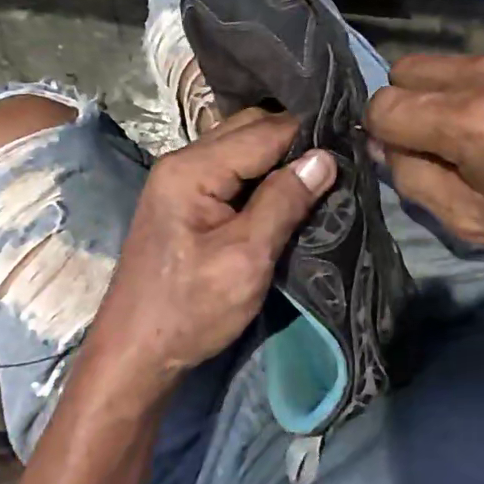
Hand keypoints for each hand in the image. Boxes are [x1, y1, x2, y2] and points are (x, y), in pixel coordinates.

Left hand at [89, 110, 335, 382]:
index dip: (308, 136)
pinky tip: (287, 189)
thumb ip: (284, 202)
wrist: (134, 355)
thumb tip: (325, 158)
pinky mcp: (186, 199)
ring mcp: (180, 179)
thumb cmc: (190, 310)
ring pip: (242, 146)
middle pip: (250, 128)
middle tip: (337, 161)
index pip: (264, 131)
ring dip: (279, 156)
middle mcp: (182, 161)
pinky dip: (261, 173)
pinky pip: (232, 168)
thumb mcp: (246, 259)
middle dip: (294, 140)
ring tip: (319, 174)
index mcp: (192, 169)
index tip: (349, 147)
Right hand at [365, 38, 483, 268]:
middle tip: (442, 143)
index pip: (383, 106)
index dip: (384, 135)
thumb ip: (416, 181)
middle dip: (408, 107)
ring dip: (446, 94)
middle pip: (404, 71)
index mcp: (470, 122)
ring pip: (443, 62)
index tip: (406, 156)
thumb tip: (385, 146)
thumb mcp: (478, 225)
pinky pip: (483, 59)